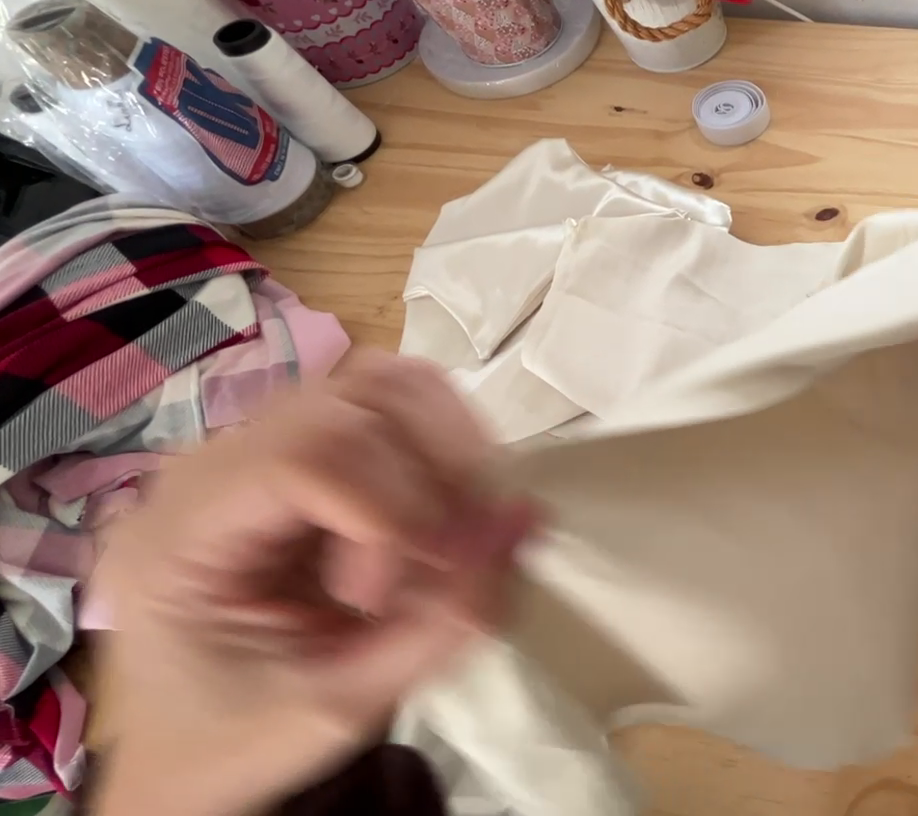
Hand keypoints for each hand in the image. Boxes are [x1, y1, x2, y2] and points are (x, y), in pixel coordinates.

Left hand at [94, 353, 534, 815]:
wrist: (202, 744)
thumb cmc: (246, 737)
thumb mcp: (343, 706)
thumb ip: (441, 622)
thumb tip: (529, 518)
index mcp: (178, 542)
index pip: (302, 462)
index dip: (392, 508)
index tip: (434, 572)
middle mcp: (213, 471)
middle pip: (355, 404)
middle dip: (435, 473)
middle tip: (460, 546)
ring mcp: (267, 447)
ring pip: (387, 384)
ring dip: (453, 443)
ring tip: (464, 513)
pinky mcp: (317, 447)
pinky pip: (402, 400)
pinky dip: (452, 436)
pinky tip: (456, 494)